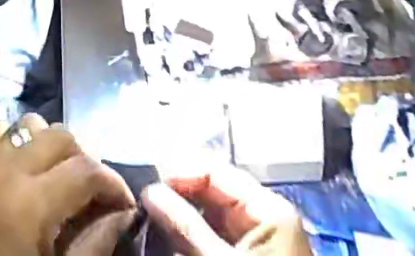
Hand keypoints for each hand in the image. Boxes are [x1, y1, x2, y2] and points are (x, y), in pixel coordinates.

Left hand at [0, 114, 137, 255]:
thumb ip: (94, 245)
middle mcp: (6, 170)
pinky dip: (19, 143)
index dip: (113, 184)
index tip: (124, 204)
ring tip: (59, 179)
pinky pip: (0, 132)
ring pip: (32, 125)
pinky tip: (26, 172)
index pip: (86, 171)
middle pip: (62, 137)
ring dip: (52, 147)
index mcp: (29, 203)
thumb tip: (125, 215)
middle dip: (84, 161)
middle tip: (92, 194)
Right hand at [142, 167, 311, 255]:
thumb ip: (185, 226)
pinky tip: (172, 242)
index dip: (181, 173)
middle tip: (145, 204)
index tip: (147, 187)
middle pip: (215, 192)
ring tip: (152, 221)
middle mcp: (267, 216)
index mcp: (268, 208)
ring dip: (184, 219)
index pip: (217, 172)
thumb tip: (150, 192)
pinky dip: (195, 239)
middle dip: (180, 196)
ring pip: (214, 217)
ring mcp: (260, 241)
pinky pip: (219, 239)